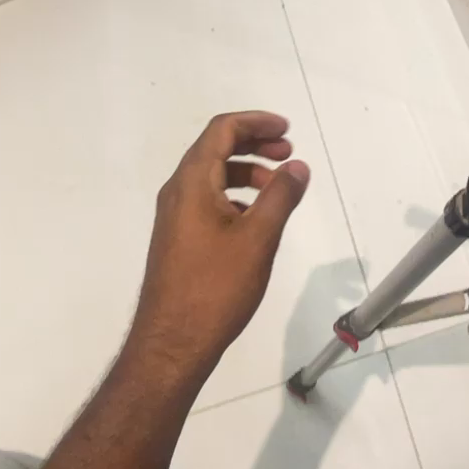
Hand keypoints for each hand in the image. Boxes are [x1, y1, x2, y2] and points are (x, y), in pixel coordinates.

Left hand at [128, 111, 311, 374]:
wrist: (170, 346)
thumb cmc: (215, 288)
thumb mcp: (258, 238)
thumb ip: (280, 196)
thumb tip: (297, 166)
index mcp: (192, 182)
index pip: (222, 130)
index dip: (255, 122)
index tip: (287, 130)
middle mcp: (178, 192)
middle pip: (215, 148)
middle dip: (254, 143)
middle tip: (288, 153)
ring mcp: (174, 217)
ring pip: (212, 176)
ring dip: (247, 171)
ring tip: (278, 187)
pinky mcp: (178, 238)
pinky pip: (208, 199)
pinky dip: (235, 195)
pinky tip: (257, 219)